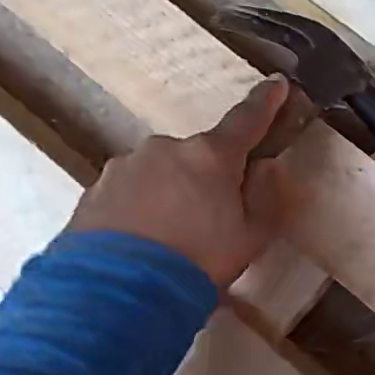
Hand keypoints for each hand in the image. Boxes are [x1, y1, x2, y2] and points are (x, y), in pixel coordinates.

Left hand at [66, 78, 299, 287]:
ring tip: (177, 238)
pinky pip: (135, 191)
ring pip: (165, 172)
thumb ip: (266, 196)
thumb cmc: (201, 260)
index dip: (266, 102)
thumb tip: (266, 167)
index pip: (246, 120)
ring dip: (176, 193)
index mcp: (211, 156)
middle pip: (201, 155)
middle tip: (217, 218)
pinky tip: (149, 240)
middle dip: (212, 176)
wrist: (118, 291)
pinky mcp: (96, 190)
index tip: (278, 83)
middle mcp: (167, 149)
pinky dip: (146, 207)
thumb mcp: (253, 235)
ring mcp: (126, 166)